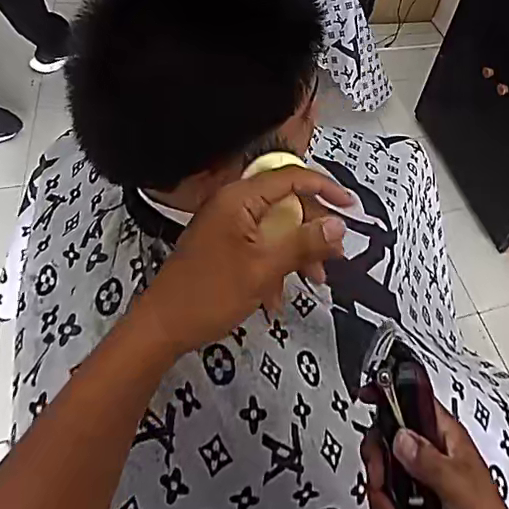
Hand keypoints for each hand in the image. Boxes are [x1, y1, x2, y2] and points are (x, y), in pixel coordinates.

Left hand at [127, 168, 353, 359]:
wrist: (158, 331)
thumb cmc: (208, 294)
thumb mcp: (265, 268)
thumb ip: (305, 242)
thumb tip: (340, 226)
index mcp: (240, 197)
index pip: (292, 177)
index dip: (326, 189)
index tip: (350, 205)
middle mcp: (234, 203)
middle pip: (287, 203)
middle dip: (313, 229)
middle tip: (335, 253)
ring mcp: (227, 223)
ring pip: (277, 226)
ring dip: (298, 250)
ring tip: (316, 278)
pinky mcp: (224, 243)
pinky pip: (261, 242)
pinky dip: (277, 262)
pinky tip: (281, 293)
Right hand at [362, 405, 508, 508]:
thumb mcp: (460, 483)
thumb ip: (432, 458)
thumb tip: (402, 435)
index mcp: (447, 438)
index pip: (416, 401)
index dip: (392, 392)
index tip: (369, 392)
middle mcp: (431, 457)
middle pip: (390, 439)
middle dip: (379, 458)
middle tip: (383, 476)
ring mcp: (420, 483)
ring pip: (384, 473)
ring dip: (381, 492)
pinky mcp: (411, 508)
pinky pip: (384, 500)